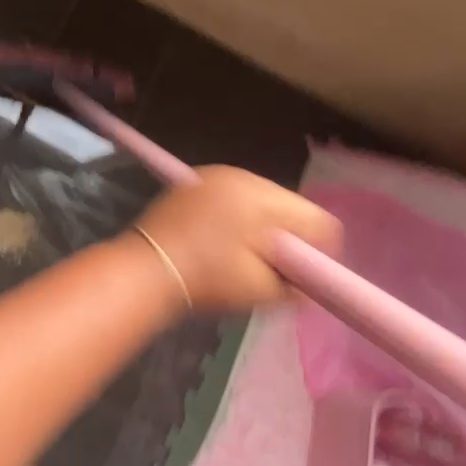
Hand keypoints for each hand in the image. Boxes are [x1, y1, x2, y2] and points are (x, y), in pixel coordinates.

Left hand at [129, 166, 341, 312]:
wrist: (145, 269)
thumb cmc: (207, 278)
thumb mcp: (262, 289)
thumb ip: (297, 284)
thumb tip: (309, 280)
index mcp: (261, 196)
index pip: (316, 218)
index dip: (320, 249)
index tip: (304, 274)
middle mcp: (240, 175)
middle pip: (287, 204)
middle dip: (288, 234)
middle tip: (273, 266)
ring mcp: (212, 175)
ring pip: (259, 199)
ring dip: (261, 224)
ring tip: (244, 255)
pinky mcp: (192, 183)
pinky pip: (231, 197)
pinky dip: (235, 216)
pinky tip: (221, 241)